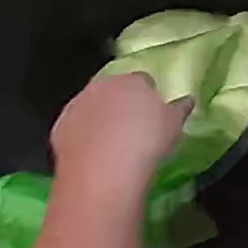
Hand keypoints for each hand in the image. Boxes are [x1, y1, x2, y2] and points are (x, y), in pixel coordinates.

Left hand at [50, 73, 190, 195]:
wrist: (105, 168)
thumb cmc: (148, 141)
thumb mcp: (175, 124)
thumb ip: (180, 108)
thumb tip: (187, 100)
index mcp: (132, 82)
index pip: (143, 79)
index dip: (150, 93)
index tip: (155, 109)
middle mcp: (101, 87)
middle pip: (114, 89)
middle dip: (123, 101)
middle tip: (136, 124)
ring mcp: (77, 105)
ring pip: (92, 106)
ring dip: (102, 116)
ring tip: (116, 140)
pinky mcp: (60, 127)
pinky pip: (77, 126)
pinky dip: (85, 133)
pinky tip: (97, 151)